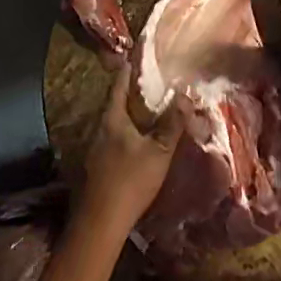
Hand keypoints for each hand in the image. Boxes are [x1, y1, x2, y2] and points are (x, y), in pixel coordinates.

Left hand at [79, 60, 180, 234]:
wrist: (100, 223)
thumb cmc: (131, 181)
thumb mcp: (158, 151)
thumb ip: (171, 123)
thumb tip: (185, 94)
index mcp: (112, 121)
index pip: (118, 88)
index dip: (127, 72)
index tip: (134, 57)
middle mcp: (99, 131)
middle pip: (114, 105)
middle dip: (130, 93)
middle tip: (149, 82)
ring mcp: (95, 151)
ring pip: (114, 124)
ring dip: (130, 115)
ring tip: (149, 109)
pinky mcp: (97, 168)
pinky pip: (114, 140)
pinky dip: (128, 133)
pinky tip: (139, 140)